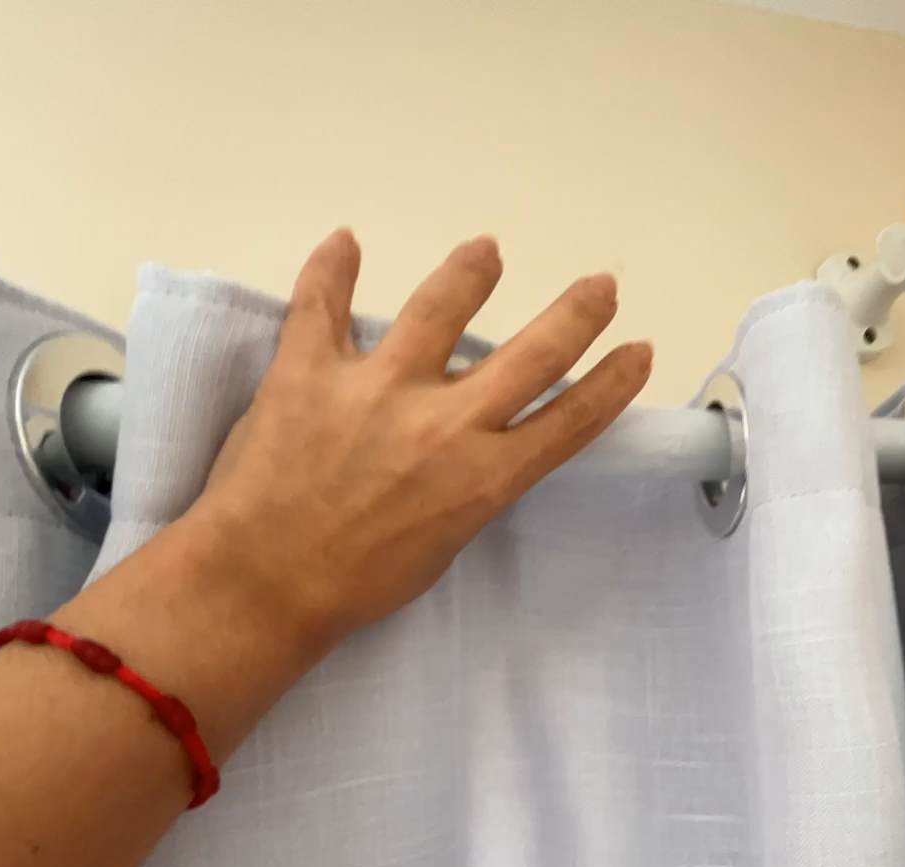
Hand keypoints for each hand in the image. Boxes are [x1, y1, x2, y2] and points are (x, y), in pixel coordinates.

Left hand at [180, 229, 651, 647]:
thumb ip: (477, 481)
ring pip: (438, 310)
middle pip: (534, 355)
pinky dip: (332, 269)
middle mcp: (447, 425)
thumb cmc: (367, 580)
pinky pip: (320, 305)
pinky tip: (347, 241)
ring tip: (488, 250)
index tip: (639, 350)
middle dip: (578, 315)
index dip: (615, 381)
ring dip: (471, 273)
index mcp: (488, 477)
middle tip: (602, 285)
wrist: (265, 587)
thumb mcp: (453, 537)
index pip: (573, 419)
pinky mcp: (310, 372)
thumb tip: (484, 440)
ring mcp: (378, 390)